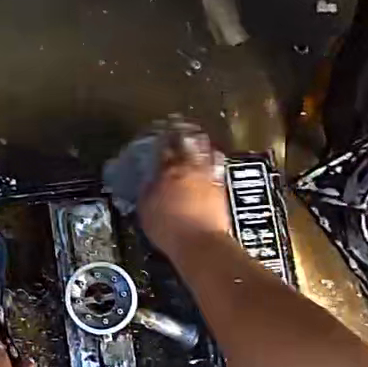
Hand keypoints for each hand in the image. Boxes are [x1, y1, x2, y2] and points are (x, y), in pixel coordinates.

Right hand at [137, 125, 232, 257]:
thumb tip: (147, 183)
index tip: (158, 132)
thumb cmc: (171, 230)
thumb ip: (147, 192)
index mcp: (167, 173)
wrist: (200, 243)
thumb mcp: (147, 211)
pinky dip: (214, 155)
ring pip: (204, 149)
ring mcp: (207, 176)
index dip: (160, 138)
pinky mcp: (220, 187)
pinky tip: (214, 153)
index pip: (162, 148)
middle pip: (185, 143)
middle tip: (177, 123)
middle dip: (180, 131)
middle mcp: (189, 169)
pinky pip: (218, 164)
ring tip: (196, 133)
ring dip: (199, 140)